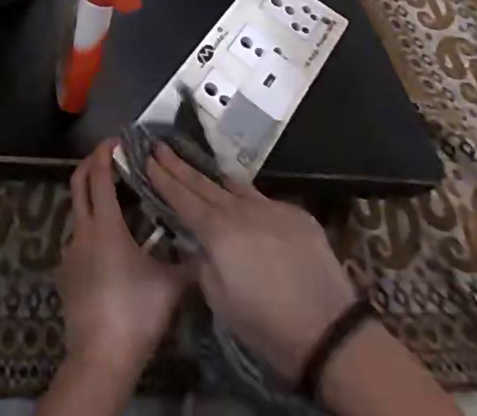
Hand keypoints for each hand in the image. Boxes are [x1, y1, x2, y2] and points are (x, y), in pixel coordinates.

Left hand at [57, 139, 190, 375]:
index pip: (99, 175)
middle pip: (78, 183)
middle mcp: (82, 230)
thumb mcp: (171, 284)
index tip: (116, 140)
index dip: (105, 153)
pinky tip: (109, 243)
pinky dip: (90, 227)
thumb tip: (209, 242)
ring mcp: (70, 251)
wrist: (100, 356)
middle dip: (91, 164)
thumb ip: (189, 259)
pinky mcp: (66, 273)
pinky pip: (77, 238)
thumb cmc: (136, 312)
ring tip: (115, 198)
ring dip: (91, 196)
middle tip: (110, 156)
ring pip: (76, 211)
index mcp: (105, 224)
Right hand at [147, 142, 356, 382]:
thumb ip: (204, 263)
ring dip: (213, 177)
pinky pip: (264, 201)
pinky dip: (247, 200)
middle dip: (180, 165)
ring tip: (197, 165)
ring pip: (235, 186)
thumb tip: (201, 244)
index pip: (183, 198)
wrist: (328, 330)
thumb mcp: (219, 300)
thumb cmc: (265, 324)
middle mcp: (241, 211)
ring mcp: (272, 209)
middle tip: (161, 145)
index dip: (163, 177)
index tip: (148, 158)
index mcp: (218, 231)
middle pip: (204, 183)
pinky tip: (244, 203)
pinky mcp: (297, 215)